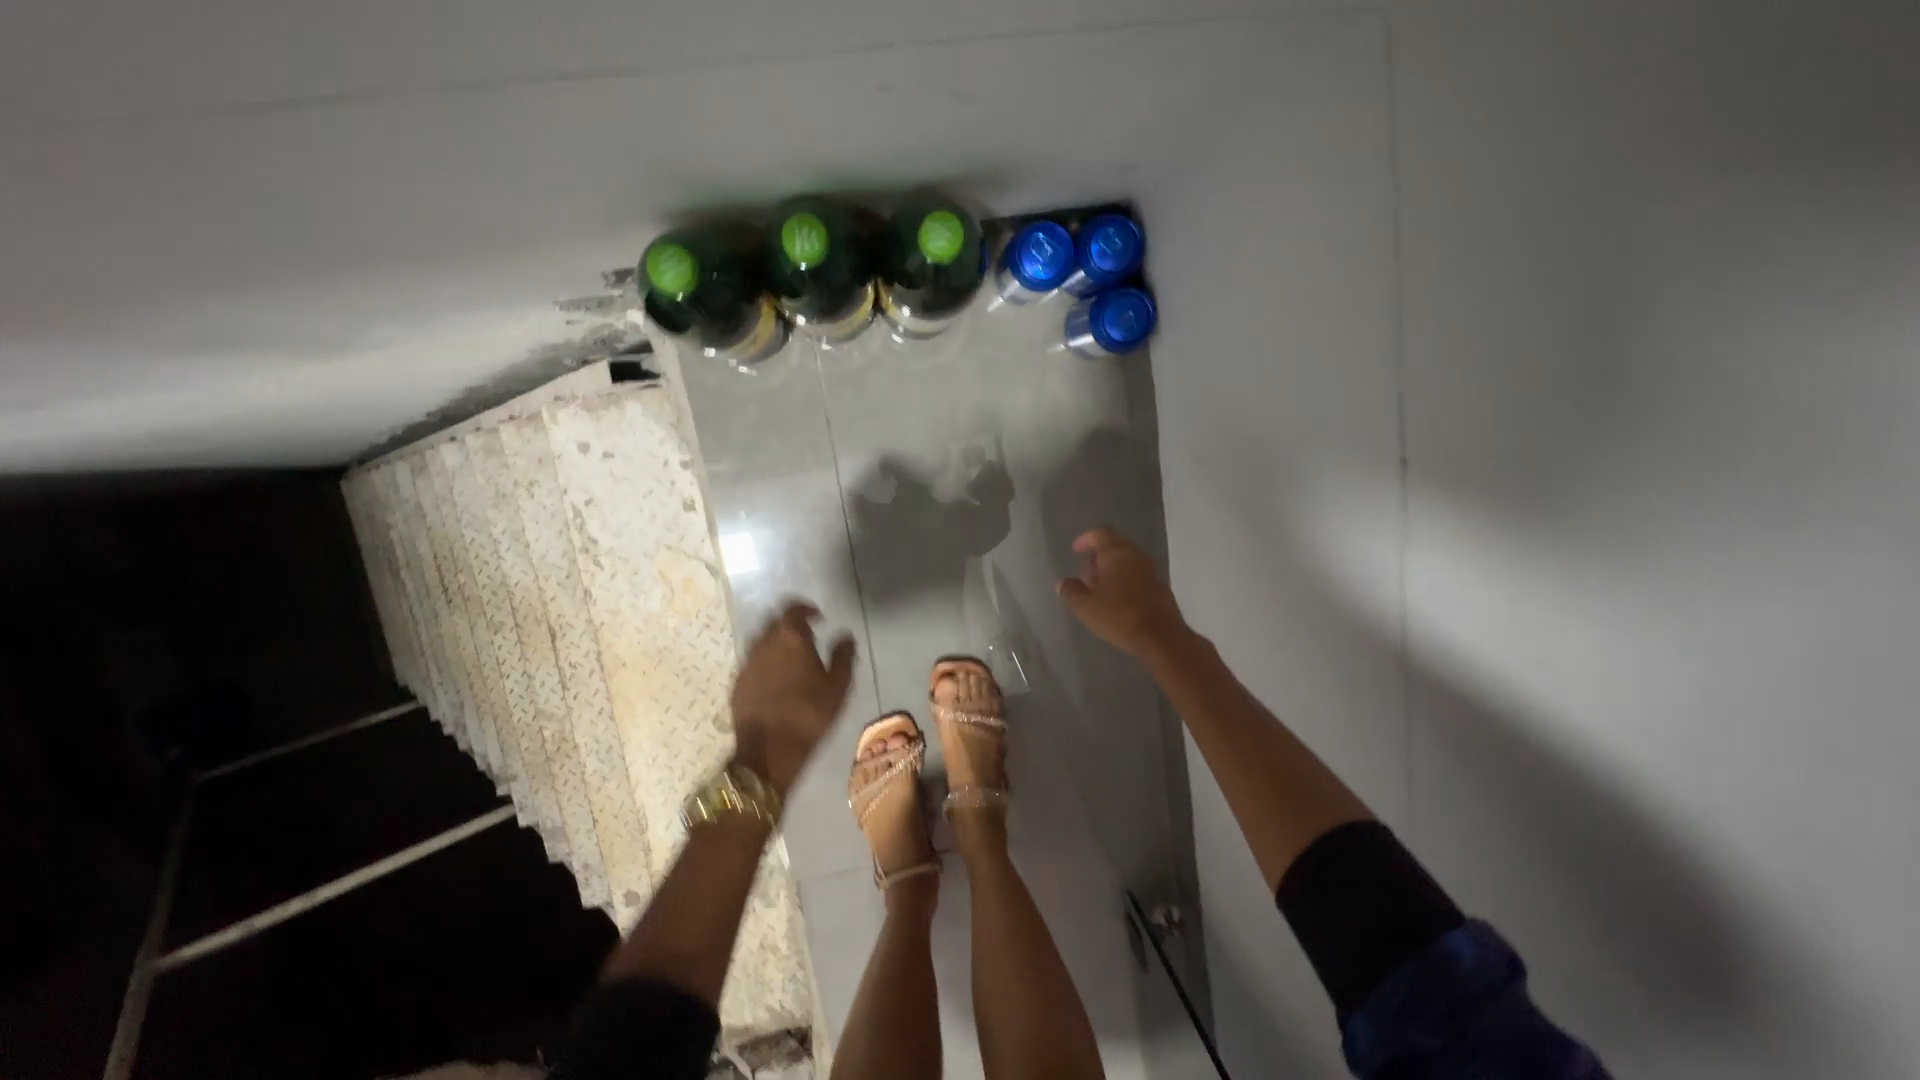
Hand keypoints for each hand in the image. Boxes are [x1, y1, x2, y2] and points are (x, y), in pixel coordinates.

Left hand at [729, 602, 857, 798]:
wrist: (768, 751)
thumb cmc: (809, 715)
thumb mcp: (838, 687)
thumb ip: (843, 656)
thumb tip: (845, 636)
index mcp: (790, 638)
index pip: (794, 609)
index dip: (806, 609)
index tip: (818, 617)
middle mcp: (764, 643)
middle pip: (774, 622)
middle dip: (790, 624)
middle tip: (806, 635)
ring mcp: (747, 663)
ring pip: (761, 641)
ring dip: (776, 642)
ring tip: (792, 657)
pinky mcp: (737, 683)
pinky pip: (753, 662)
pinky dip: (765, 662)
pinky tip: (776, 678)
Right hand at [1057, 525, 1188, 658]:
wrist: (1161, 637)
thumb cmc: (1119, 616)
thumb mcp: (1085, 606)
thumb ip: (1071, 591)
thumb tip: (1062, 582)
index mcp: (1116, 553)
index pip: (1100, 533)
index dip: (1085, 539)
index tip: (1075, 551)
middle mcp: (1136, 556)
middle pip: (1114, 546)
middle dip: (1097, 558)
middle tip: (1085, 577)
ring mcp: (1151, 571)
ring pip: (1127, 562)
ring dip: (1111, 571)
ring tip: (1098, 593)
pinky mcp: (1160, 587)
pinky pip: (1137, 576)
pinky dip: (1124, 582)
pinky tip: (1117, 603)